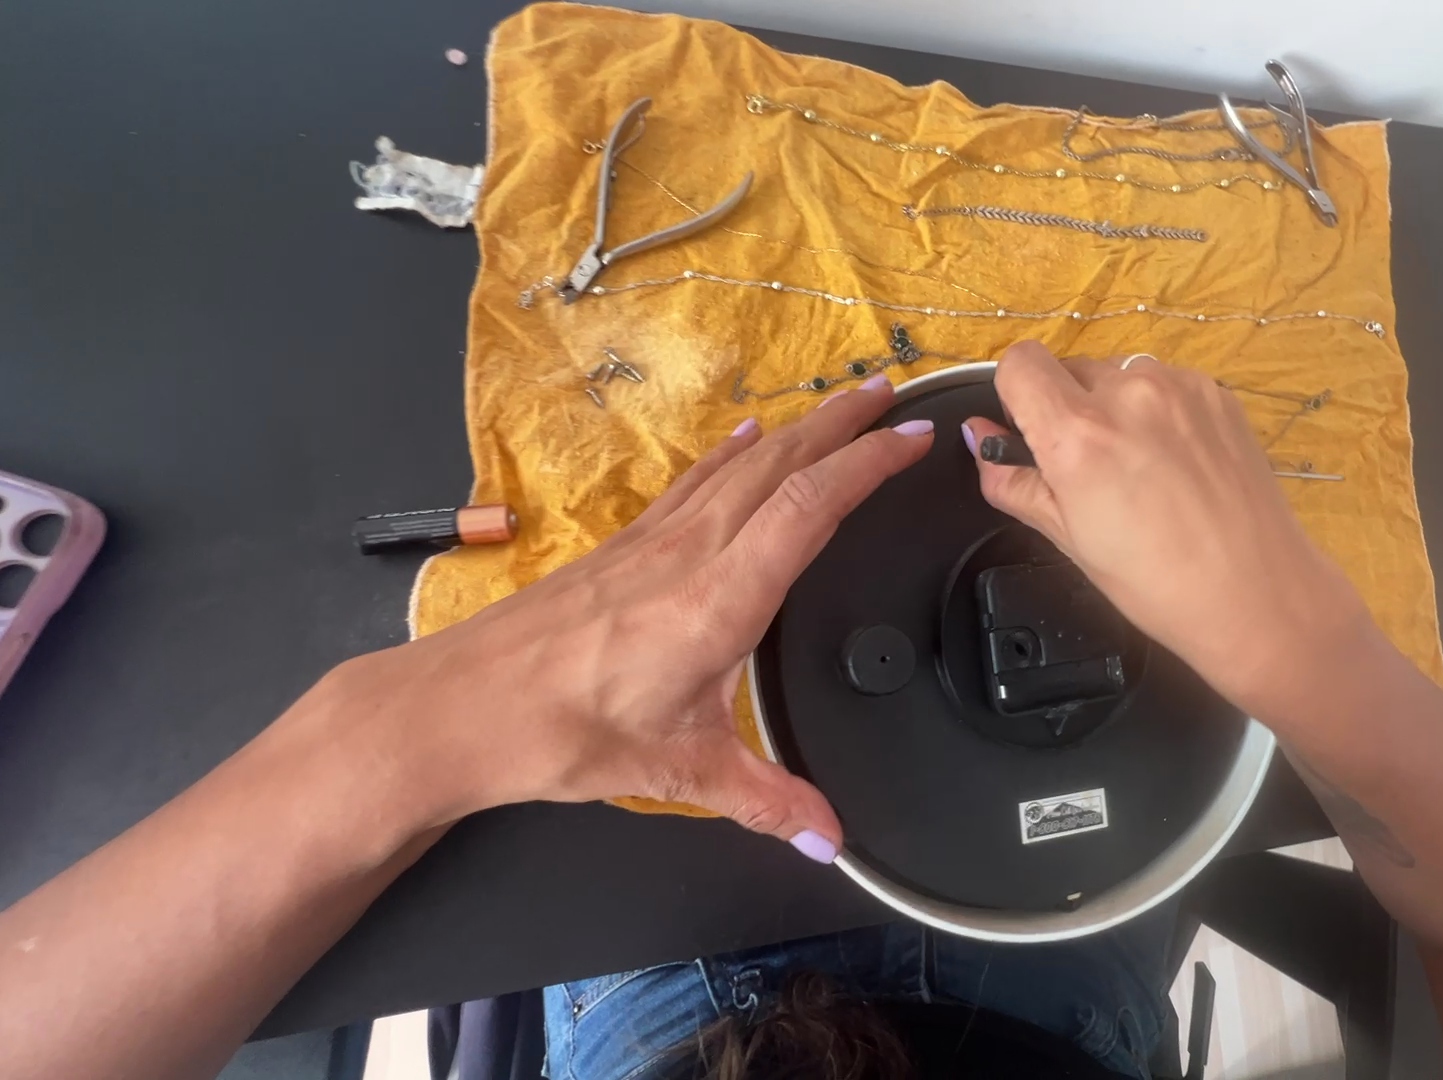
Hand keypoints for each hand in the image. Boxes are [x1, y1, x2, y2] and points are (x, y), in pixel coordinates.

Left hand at [310, 377, 932, 860]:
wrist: (459, 706)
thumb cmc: (567, 732)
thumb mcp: (679, 771)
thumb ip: (767, 800)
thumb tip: (831, 842)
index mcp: (722, 598)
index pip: (809, 506)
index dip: (868, 463)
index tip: (915, 438)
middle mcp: (697, 549)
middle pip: (785, 461)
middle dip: (848, 421)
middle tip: (897, 394)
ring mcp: (662, 536)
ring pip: (747, 460)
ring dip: (804, 424)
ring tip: (847, 402)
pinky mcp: (635, 539)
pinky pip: (702, 477)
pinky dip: (740, 449)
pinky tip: (754, 432)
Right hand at [961, 342, 1375, 711]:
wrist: (1257, 596)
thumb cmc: (1155, 583)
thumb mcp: (1066, 539)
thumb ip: (1013, 480)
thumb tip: (978, 438)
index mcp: (1079, 436)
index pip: (1020, 363)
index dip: (1015, 395)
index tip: (1029, 428)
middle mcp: (1128, 394)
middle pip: (1067, 368)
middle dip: (1064, 407)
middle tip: (1089, 466)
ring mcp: (1179, 387)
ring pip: (1117, 375)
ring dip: (1111, 406)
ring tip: (1139, 467)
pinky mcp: (1217, 392)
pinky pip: (1163, 383)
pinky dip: (1154, 409)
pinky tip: (1175, 461)